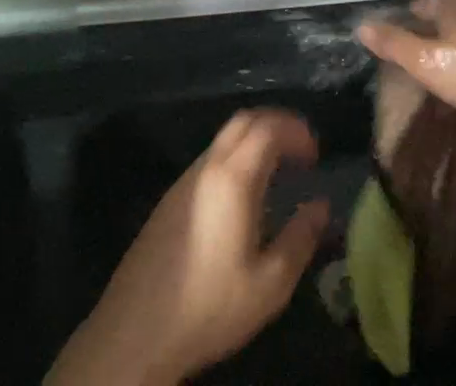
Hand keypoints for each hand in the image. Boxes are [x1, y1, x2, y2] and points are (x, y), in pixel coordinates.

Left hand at [48, 109, 330, 385]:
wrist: (135, 332)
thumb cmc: (210, 306)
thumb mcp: (270, 283)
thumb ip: (300, 238)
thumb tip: (320, 206)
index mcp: (231, 180)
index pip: (266, 128)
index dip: (295, 130)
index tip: (316, 154)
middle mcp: (204, 170)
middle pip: (241, 122)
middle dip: (276, 125)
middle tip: (302, 152)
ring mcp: (181, 184)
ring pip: (221, 141)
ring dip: (254, 143)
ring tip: (279, 175)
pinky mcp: (168, 202)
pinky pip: (208, 163)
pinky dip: (235, 161)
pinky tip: (246, 200)